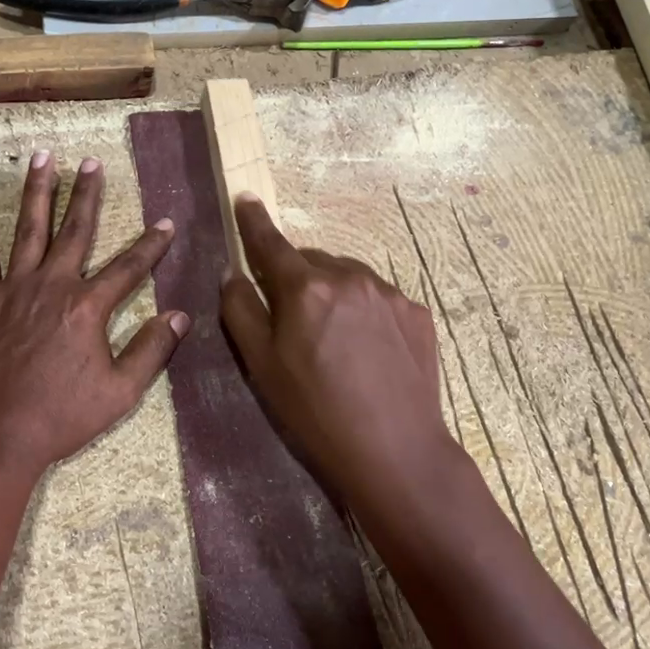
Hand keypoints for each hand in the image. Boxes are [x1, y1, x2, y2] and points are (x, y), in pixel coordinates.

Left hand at [0, 151, 187, 481]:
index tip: (166, 223)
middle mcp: (51, 287)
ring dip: (38, 192)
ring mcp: (12, 290)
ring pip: (28, 229)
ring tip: (43, 157)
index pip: (128, 267)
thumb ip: (150, 351)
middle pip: (75, 231)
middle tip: (92, 162)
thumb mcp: (118, 393)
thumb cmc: (59, 418)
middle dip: (87, 195)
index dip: (151, 245)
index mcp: (87, 308)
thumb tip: (180, 316)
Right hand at [219, 193, 451, 501]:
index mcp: (304, 288)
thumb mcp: (260, 365)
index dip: (254, 221)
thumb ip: (240, 310)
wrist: (394, 450)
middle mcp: (348, 278)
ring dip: (329, 291)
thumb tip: (233, 273)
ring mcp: (388, 293)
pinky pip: (376, 297)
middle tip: (288, 319)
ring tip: (329, 338)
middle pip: (310, 261)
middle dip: (294, 276)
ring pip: (345, 275)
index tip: (246, 199)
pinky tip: (362, 348)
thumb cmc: (314, 409)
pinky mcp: (416, 313)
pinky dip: (360, 309)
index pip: (270, 243)